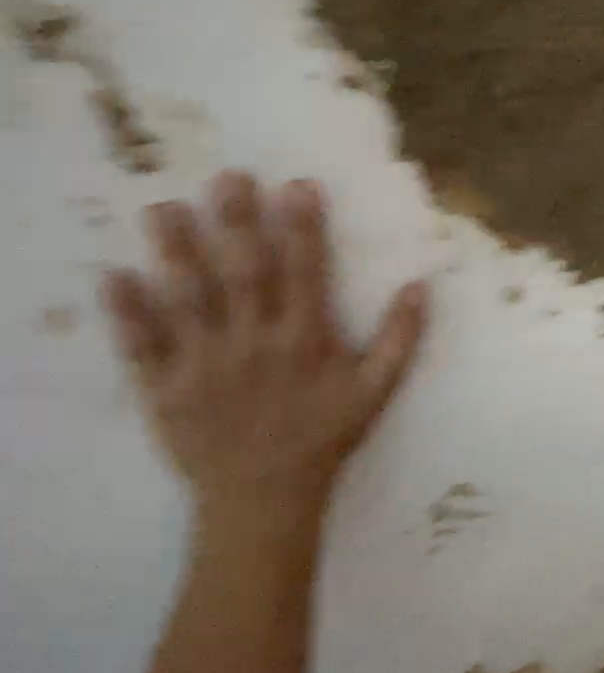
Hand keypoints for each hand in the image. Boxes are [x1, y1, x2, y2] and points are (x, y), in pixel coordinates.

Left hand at [99, 171, 428, 526]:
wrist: (265, 495)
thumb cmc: (327, 434)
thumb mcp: (379, 389)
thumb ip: (401, 337)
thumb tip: (420, 286)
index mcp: (306, 339)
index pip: (305, 271)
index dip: (302, 226)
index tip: (298, 186)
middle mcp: (253, 342)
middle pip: (243, 272)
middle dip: (237, 222)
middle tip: (227, 177)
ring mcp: (203, 363)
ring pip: (187, 298)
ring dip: (175, 252)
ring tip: (163, 208)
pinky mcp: (163, 387)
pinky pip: (140, 345)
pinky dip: (125, 312)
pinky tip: (114, 276)